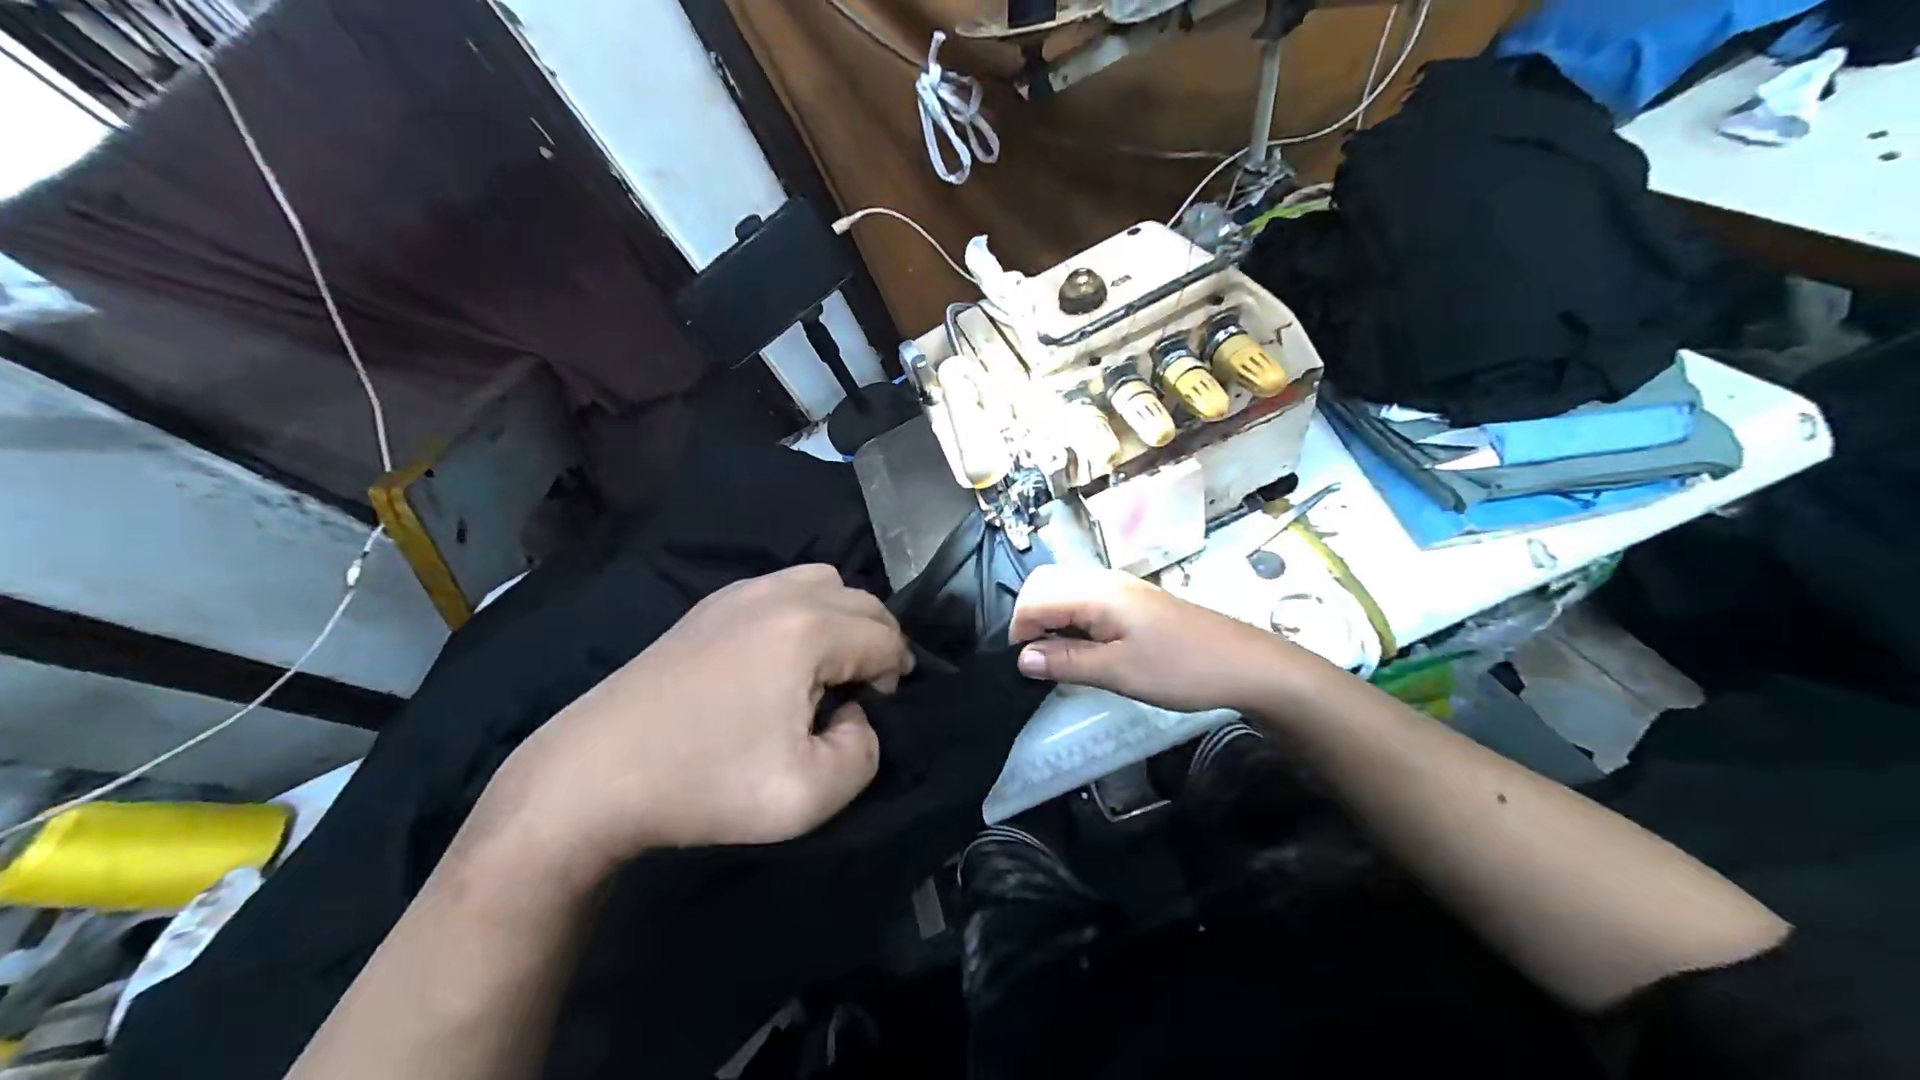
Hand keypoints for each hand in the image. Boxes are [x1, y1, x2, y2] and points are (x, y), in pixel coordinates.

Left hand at [473, 565, 914, 874]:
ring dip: (843, 620)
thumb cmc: (705, 784)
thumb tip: (852, 714)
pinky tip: (781, 657)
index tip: (874, 713)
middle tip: (861, 693)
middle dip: (877, 642)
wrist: (593, 775)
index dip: (896, 676)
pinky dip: (805, 611)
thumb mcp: (809, 796)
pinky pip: (782, 587)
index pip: (886, 638)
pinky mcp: (709, 605)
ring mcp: (739, 592)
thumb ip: (862, 752)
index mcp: (808, 630)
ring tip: (826, 668)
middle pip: (862, 601)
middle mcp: (779, 594)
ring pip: (823, 582)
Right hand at [1009, 564, 1310, 713]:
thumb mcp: (1119, 672)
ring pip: (1064, 589)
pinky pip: (1085, 599)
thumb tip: (1022, 658)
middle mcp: (1104, 580)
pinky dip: (1071, 619)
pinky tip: (1086, 648)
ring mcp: (1120, 588)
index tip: (1030, 666)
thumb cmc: (1182, 669)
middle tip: (1042, 659)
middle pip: (1044, 584)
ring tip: (1062, 657)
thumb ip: (1066, 662)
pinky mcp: (1132, 600)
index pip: (1033, 598)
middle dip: (1030, 619)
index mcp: (1097, 592)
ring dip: (1051, 619)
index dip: (1020, 632)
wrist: (1246, 664)